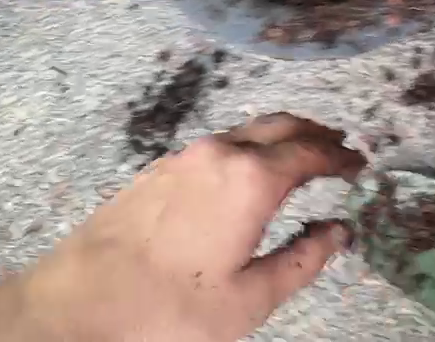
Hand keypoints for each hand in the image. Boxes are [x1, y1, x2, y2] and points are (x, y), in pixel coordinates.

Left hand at [0, 114, 363, 341]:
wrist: (73, 306)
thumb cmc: (168, 310)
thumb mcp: (247, 301)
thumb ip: (302, 260)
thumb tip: (340, 231)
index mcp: (252, 179)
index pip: (312, 153)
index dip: (341, 156)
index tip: (361, 163)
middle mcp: (224, 151)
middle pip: (282, 125)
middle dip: (316, 133)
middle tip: (339, 148)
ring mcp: (189, 154)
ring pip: (250, 129)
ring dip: (283, 137)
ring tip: (302, 156)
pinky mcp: (162, 166)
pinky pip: (223, 142)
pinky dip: (252, 146)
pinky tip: (250, 171)